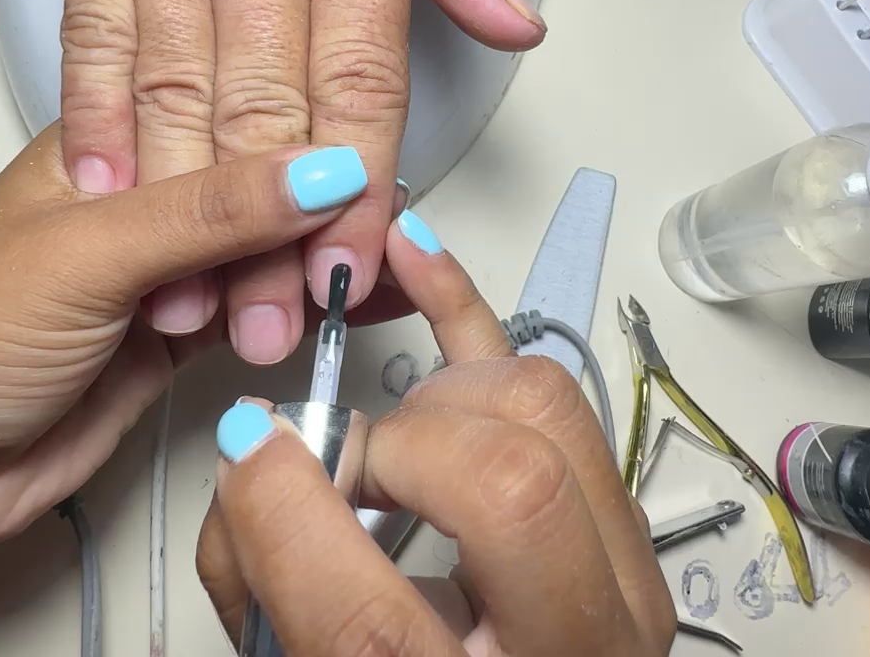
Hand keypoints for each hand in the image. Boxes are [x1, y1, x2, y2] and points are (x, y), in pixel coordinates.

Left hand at [0, 128, 416, 615]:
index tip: (373, 171)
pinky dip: (307, 306)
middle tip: (390, 233)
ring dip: (322, 259)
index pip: (233, 114)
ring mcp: (168, 264)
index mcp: (114, 138)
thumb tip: (322, 171)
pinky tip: (355, 305)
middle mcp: (148, 193)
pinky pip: (261, 304)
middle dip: (326, 206)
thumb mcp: (84, 255)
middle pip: (260, 183)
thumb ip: (208, 213)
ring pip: (268, 245)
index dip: (306, 138)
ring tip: (389, 268)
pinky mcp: (182, 328)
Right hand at [53, 0, 545, 366]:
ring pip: (175, 102)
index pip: (362, 90)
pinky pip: (92, 47)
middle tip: (278, 329)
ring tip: (202, 305)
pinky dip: (98, 132)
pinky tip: (113, 202)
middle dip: (274, 240)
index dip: (358, 193)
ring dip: (188, 219)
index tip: (354, 267)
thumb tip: (512, 24)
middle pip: (268, 122)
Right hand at [195, 214, 675, 655]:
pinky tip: (414, 252)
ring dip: (445, 393)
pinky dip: (472, 310)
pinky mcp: (615, 502)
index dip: (288, 521)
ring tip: (398, 426)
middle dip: (398, 443)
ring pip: (546, 406)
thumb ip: (259, 578)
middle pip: (508, 485)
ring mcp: (620, 563)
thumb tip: (255, 450)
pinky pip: (553, 381)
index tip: (249, 449)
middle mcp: (579, 643)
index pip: (371, 628)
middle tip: (345, 459)